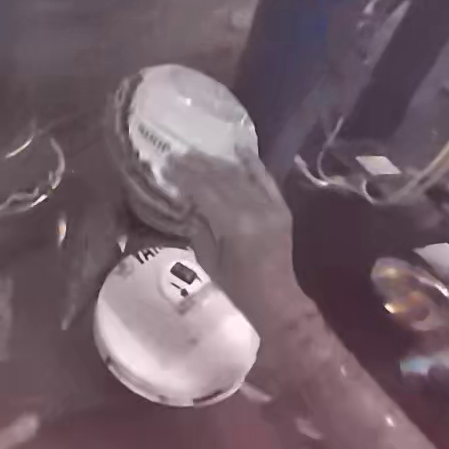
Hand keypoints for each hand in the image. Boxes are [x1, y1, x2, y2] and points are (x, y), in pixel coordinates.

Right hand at [166, 149, 306, 327]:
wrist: (277, 299)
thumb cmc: (237, 286)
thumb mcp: (207, 259)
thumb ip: (198, 227)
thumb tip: (187, 202)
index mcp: (234, 224)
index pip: (204, 190)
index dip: (184, 176)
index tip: (168, 165)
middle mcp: (254, 209)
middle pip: (222, 179)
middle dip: (197, 165)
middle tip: (177, 155)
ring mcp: (270, 206)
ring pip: (240, 176)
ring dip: (217, 163)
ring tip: (197, 154)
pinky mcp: (280, 208)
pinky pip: (265, 180)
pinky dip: (252, 164)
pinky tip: (239, 148)